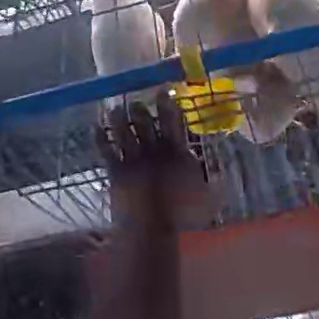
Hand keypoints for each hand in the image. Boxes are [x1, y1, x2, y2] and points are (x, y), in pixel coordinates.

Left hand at [97, 92, 210, 232]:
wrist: (151, 228)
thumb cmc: (181, 214)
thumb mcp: (204, 195)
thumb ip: (211, 178)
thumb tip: (221, 168)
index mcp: (176, 151)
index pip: (172, 120)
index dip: (168, 103)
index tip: (164, 90)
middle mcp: (154, 148)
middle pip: (144, 121)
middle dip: (139, 109)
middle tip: (136, 101)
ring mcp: (133, 158)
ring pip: (123, 130)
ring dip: (118, 117)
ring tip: (115, 108)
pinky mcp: (116, 170)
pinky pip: (106, 149)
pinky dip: (101, 137)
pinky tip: (96, 128)